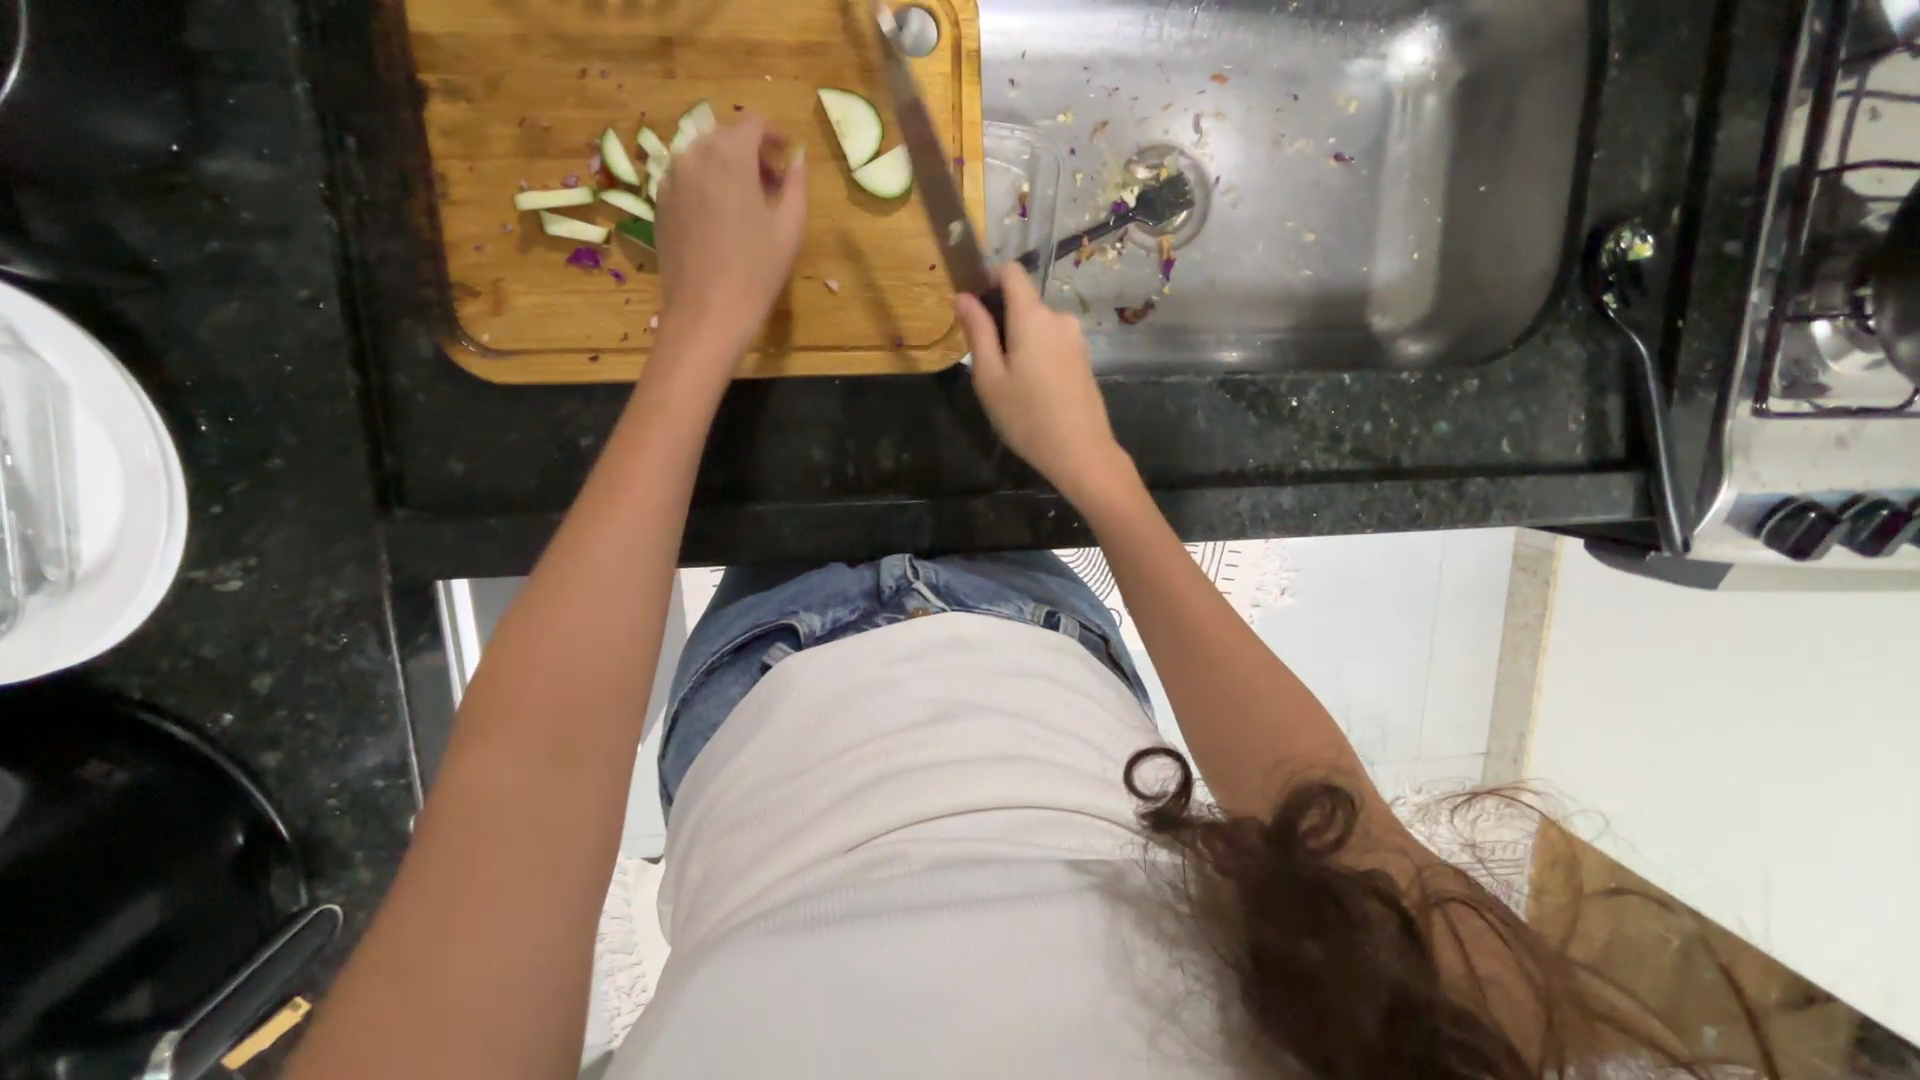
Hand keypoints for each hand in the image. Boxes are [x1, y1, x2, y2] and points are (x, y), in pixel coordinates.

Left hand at [654, 115, 808, 362]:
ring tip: (748, 202)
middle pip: (725, 135)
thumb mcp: (790, 226)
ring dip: (728, 167)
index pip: (753, 122)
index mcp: (729, 155)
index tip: (788, 156)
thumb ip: (796, 183)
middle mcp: (693, 155)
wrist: (705, 313)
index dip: (775, 134)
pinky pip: (688, 178)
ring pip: (704, 156)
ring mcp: (670, 179)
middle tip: (773, 182)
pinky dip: (708, 184)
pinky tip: (723, 218)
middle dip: (751, 150)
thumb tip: (797, 158)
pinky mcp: (660, 203)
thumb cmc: (756, 271)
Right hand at [955, 266, 1133, 504]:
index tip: (971, 305)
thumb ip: (977, 331)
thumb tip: (962, 296)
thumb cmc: (1027, 418)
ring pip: (1036, 323)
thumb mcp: (990, 377)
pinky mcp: (1083, 357)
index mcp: (1033, 317)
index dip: (988, 279)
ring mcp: (1075, 337)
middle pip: (1023, 300)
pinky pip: (1051, 340)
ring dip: (1017, 338)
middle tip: (983, 360)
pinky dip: (1034, 351)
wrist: (1081, 453)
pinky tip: (1029, 387)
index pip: (1011, 272)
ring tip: (1006, 379)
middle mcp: (1058, 318)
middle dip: (999, 318)